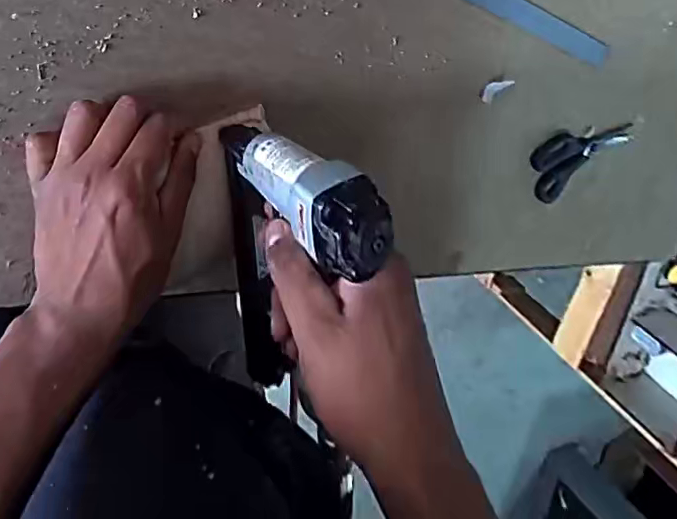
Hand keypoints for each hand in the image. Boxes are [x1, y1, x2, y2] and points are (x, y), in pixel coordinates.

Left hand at [23, 96, 197, 349]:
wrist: (77, 313)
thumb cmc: (129, 279)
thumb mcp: (170, 231)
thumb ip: (181, 179)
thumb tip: (191, 141)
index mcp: (130, 183)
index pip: (157, 125)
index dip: (175, 125)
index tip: (179, 136)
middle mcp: (94, 171)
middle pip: (124, 109)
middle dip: (146, 115)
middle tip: (152, 135)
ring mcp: (63, 176)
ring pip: (82, 112)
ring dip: (104, 117)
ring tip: (116, 136)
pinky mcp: (41, 187)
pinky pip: (41, 142)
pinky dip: (60, 139)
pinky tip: (78, 152)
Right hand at [264, 221, 490, 516]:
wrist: (410, 453)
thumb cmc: (361, 389)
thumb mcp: (315, 329)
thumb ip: (292, 275)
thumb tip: (277, 227)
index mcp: (376, 263)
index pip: (326, 223)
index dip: (291, 230)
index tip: (266, 244)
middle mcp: (387, 272)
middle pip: (326, 258)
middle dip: (294, 289)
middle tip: (281, 329)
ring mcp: (391, 299)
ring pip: (332, 287)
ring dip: (304, 312)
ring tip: (294, 350)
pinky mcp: (389, 324)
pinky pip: (347, 308)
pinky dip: (324, 326)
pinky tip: (312, 356)